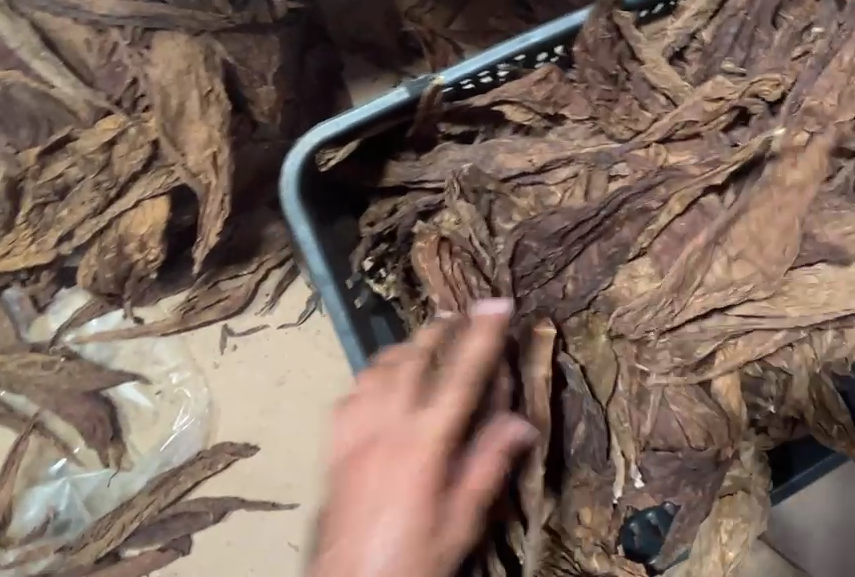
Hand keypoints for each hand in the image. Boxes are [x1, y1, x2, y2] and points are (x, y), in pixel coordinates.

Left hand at [310, 299, 534, 576]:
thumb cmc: (411, 561)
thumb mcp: (459, 522)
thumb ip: (487, 467)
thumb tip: (521, 422)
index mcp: (423, 445)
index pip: (460, 374)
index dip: (481, 335)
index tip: (497, 304)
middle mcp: (385, 429)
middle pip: (414, 357)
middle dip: (442, 327)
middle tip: (463, 313)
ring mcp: (354, 436)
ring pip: (379, 368)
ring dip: (406, 346)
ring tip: (427, 339)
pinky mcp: (333, 451)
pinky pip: (349, 395)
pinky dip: (370, 377)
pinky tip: (381, 380)